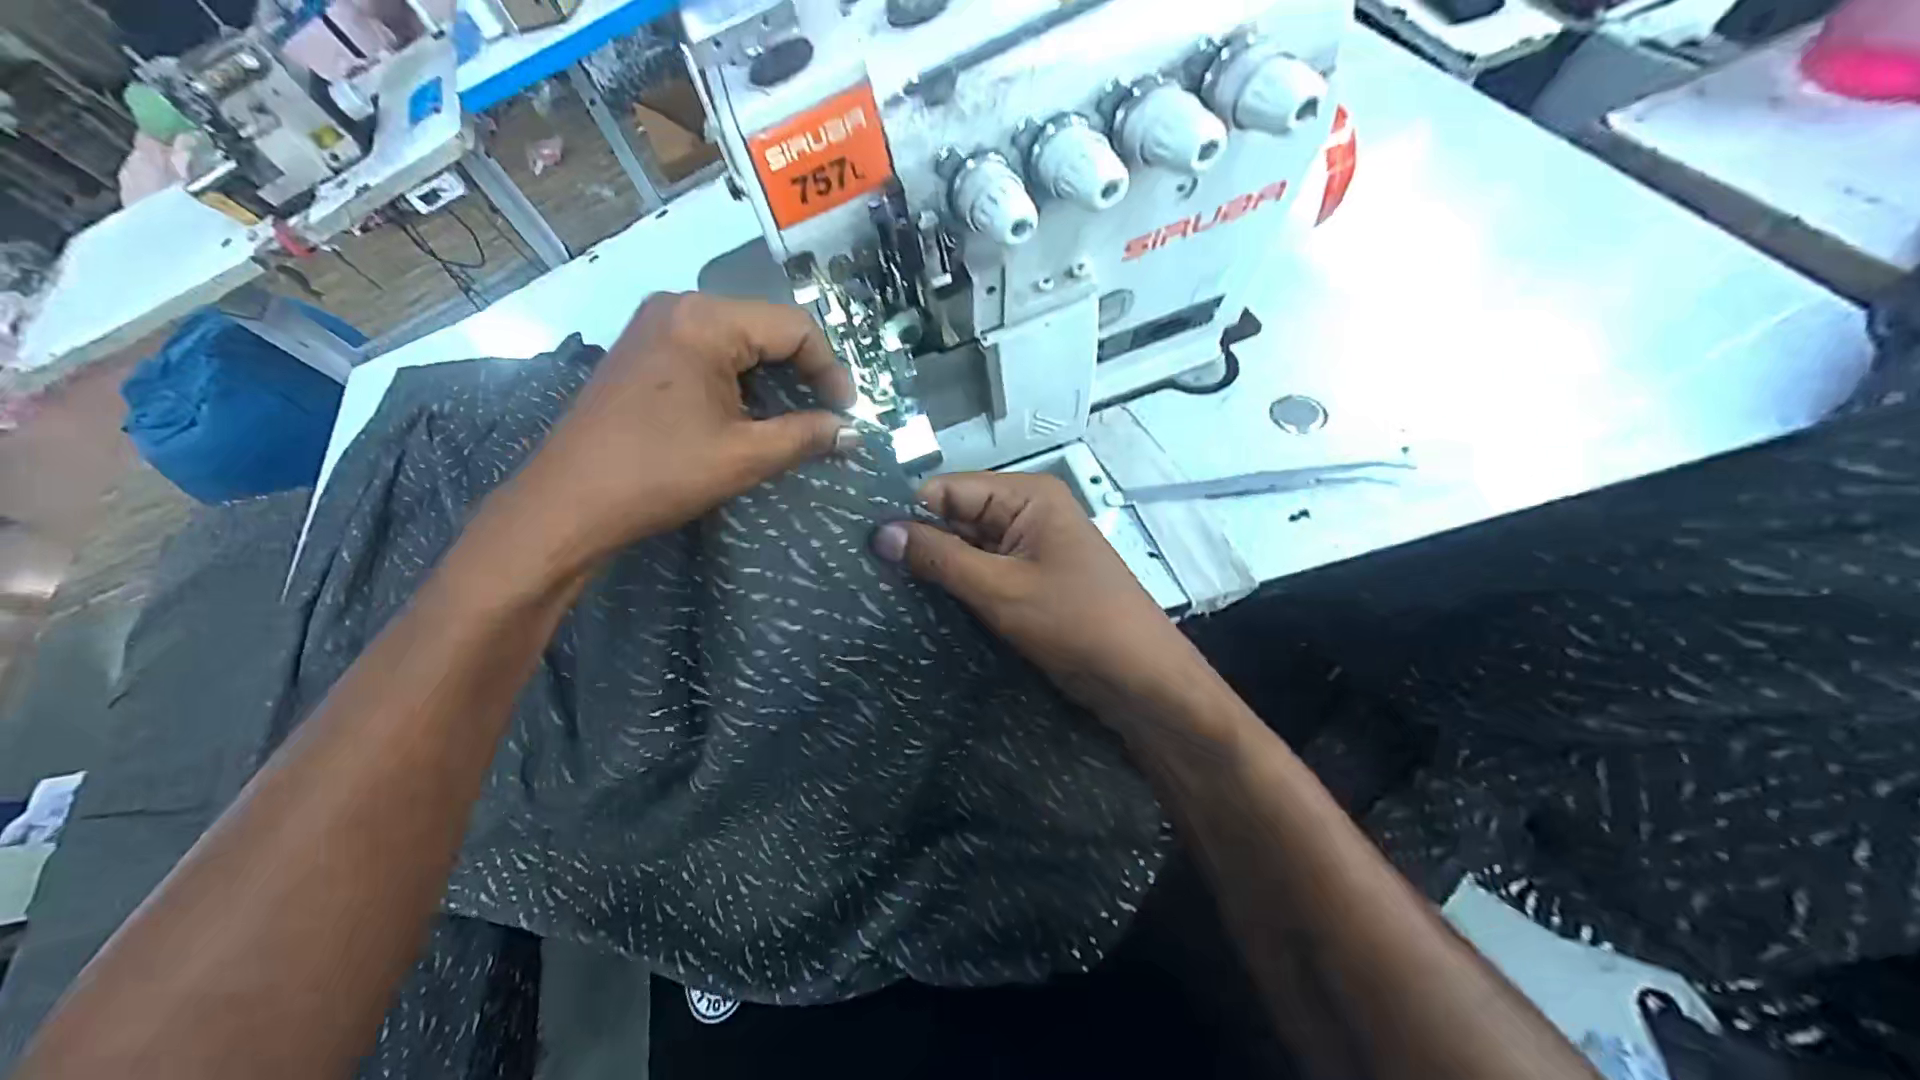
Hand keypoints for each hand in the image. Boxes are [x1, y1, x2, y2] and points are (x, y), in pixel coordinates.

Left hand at [510, 293, 855, 568]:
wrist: (568, 504)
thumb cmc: (661, 473)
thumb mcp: (746, 455)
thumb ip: (807, 435)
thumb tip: (852, 432)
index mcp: (706, 320)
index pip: (794, 327)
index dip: (830, 370)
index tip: (845, 414)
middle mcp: (679, 306)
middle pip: (765, 328)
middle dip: (802, 374)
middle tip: (823, 418)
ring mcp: (654, 326)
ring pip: (738, 341)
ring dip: (771, 379)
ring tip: (790, 422)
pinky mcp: (641, 350)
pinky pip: (707, 351)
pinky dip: (738, 380)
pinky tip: (746, 415)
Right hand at [872, 472, 1222, 731]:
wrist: (1141, 680)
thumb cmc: (1076, 623)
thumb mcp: (1000, 589)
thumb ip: (938, 558)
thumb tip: (877, 532)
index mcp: (1027, 496)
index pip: (947, 489)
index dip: (907, 513)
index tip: (862, 542)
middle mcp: (1027, 513)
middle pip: (955, 517)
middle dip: (918, 544)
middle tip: (863, 571)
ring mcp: (1029, 550)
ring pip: (966, 549)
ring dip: (936, 570)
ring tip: (882, 591)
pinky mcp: (1029, 583)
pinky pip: (983, 575)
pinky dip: (957, 589)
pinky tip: (921, 607)